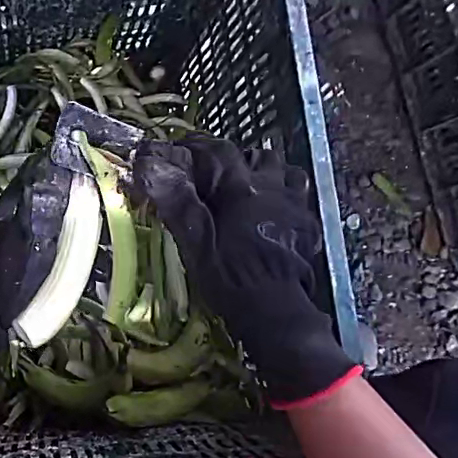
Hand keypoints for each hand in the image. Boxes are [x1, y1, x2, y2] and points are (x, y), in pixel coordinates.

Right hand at [136, 138, 355, 407]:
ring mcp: (294, 205)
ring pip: (283, 171)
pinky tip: (272, 211)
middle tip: (214, 172)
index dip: (197, 146)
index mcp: (242, 189)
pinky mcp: (307, 224)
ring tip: (247, 186)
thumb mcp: (195, 242)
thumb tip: (151, 166)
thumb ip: (177, 202)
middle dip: (233, 159)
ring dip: (264, 172)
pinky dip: (283, 194)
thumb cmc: (230, 278)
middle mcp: (272, 188)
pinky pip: (297, 195)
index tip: (179, 149)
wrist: (275, 311)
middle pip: (255, 156)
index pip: (218, 152)